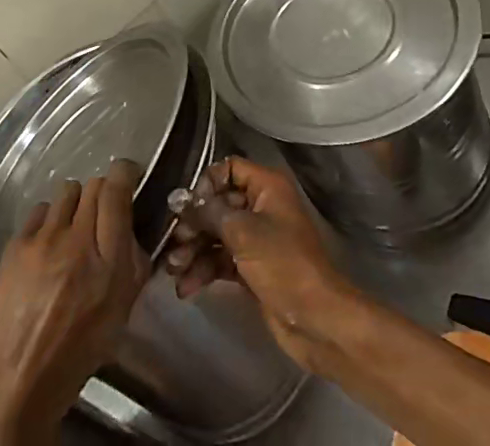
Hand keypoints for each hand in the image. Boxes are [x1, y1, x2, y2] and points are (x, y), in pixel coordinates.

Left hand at [0, 159, 148, 445]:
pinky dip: (50, 221)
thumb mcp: (120, 313)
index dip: (125, 173)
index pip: (116, 191)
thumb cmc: (74, 355)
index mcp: (109, 263)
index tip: (129, 175)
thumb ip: (132, 264)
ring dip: (76, 204)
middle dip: (103, 192)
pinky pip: (40, 211)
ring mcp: (42, 240)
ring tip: (73, 231)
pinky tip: (48, 247)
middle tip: (102, 215)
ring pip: (66, 192)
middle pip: (92, 185)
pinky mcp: (15, 244)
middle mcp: (76, 242)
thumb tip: (131, 228)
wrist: (12, 382)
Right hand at [162, 157, 357, 369]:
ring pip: (216, 235)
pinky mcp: (251, 268)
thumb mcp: (243, 233)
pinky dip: (203, 270)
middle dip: (193, 225)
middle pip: (218, 205)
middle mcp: (261, 208)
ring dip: (193, 251)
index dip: (206, 184)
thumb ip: (208, 212)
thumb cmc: (284, 265)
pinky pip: (220, 260)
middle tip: (173, 243)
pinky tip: (185, 287)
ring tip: (174, 270)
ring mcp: (256, 240)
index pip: (229, 169)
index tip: (188, 206)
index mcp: (267, 188)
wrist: (317, 320)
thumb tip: (178, 198)